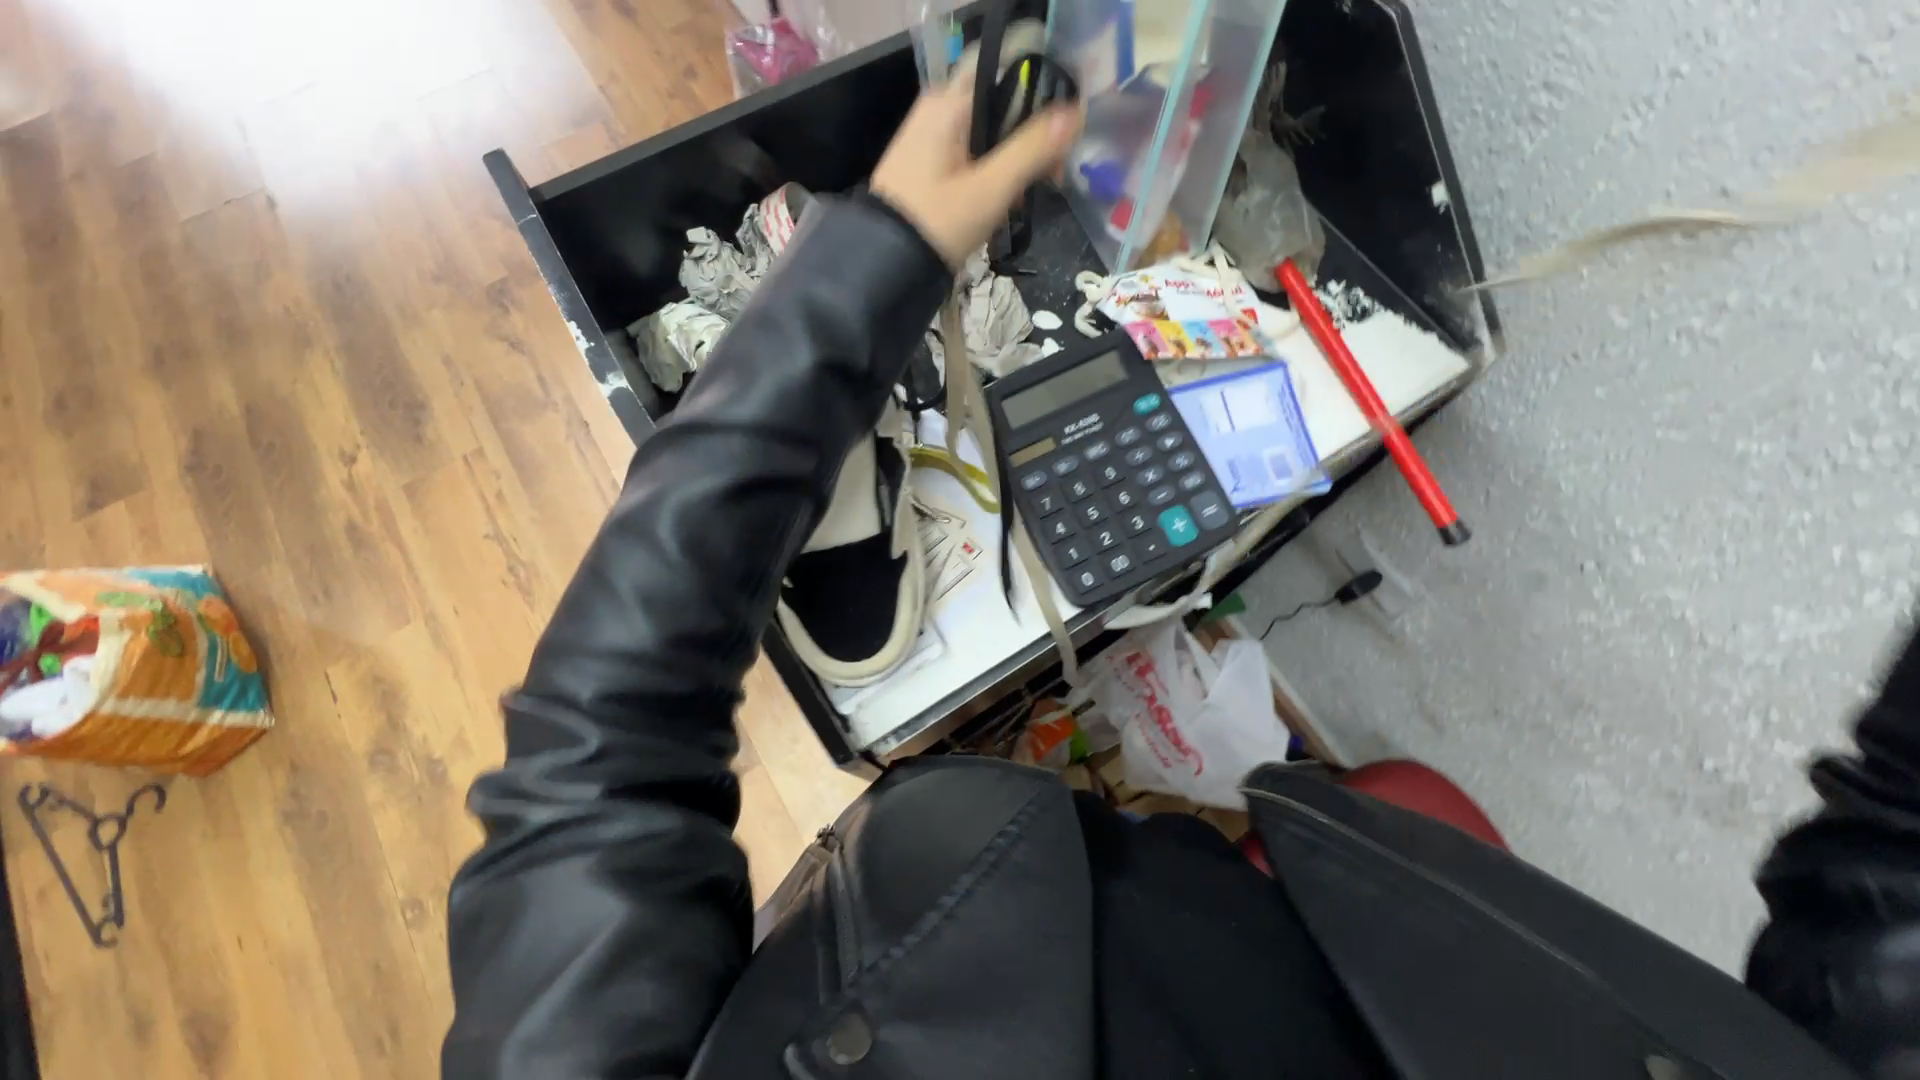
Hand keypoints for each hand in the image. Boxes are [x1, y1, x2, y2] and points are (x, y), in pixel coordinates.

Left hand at [870, 69, 1081, 267]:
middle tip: (1047, 181)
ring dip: (1011, 163)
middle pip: (1002, 106)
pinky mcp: (927, 163)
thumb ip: (1033, 149)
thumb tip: (1075, 113)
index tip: (1060, 141)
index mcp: (950, 102)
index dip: (1042, 101)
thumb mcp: (991, 189)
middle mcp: (937, 108)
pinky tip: (995, 203)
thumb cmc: (938, 223)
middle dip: (1028, 141)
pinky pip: (971, 154)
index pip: (1010, 74)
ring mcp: (929, 136)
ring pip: (989, 134)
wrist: (885, 264)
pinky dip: (989, 173)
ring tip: (1017, 200)